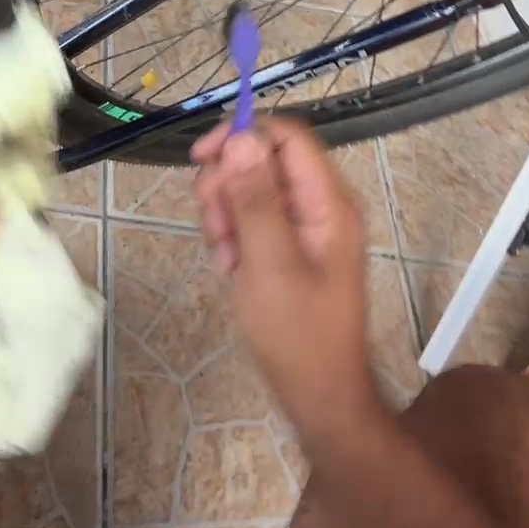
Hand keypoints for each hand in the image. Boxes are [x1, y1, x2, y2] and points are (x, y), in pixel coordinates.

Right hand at [192, 118, 380, 430]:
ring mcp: (302, 224)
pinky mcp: (286, 243)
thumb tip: (240, 137)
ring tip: (224, 253)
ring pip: (248, 186)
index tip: (200, 158)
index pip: (285, 135)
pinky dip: (230, 232)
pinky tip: (229, 264)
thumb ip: (255, 199)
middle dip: (226, 182)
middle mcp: (318, 203)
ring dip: (223, 211)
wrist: (316, 393)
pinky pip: (248, 215)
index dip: (240, 134)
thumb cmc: (297, 333)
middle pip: (261, 158)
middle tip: (214, 222)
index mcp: (328, 201)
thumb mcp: (270, 263)